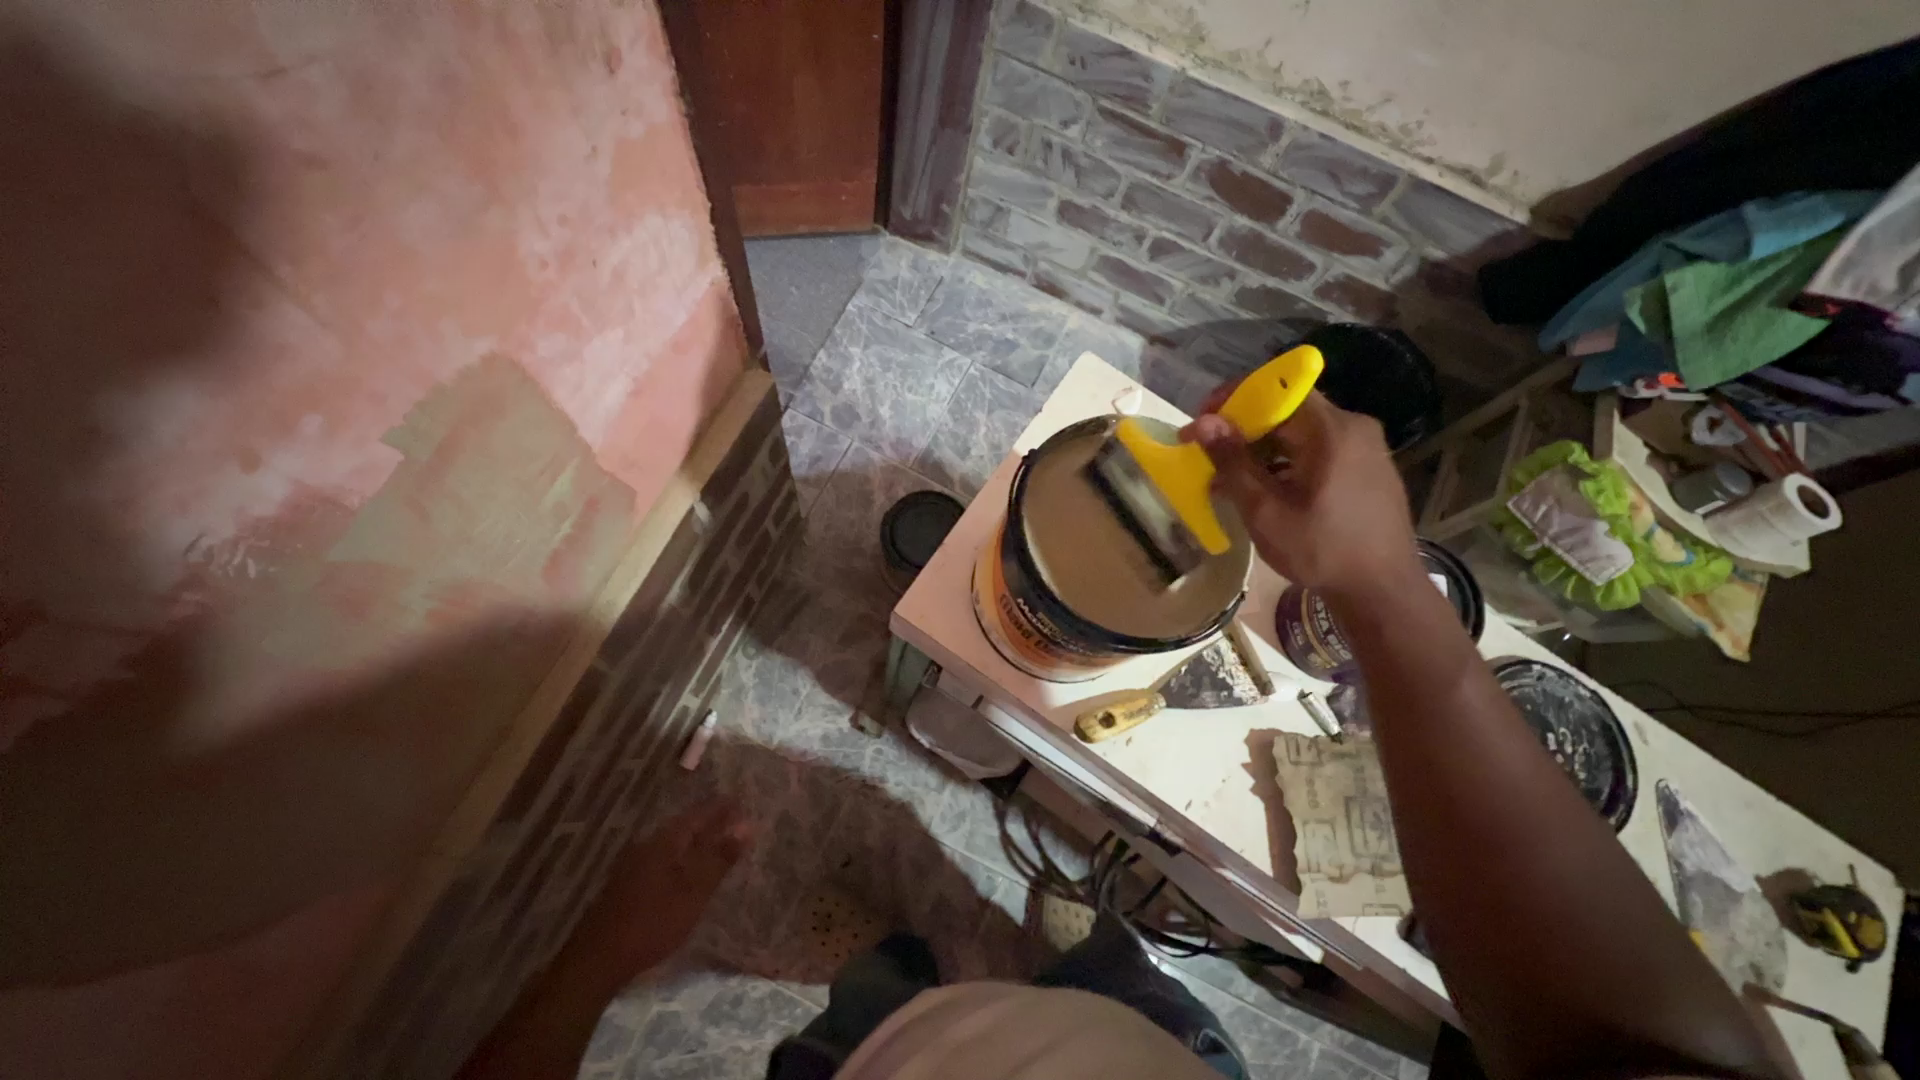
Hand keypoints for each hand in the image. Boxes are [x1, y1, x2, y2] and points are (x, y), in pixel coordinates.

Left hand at [567, 798, 754, 980]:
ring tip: (717, 841)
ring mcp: (634, 865)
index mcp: (664, 842)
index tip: (741, 801)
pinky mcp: (628, 884)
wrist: (598, 959)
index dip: (720, 808)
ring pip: (672, 844)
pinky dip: (682, 858)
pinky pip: (663, 859)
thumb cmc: (652, 922)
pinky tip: (687, 869)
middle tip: (734, 818)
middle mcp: (647, 846)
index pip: (698, 815)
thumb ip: (719, 859)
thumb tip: (746, 826)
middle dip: (709, 822)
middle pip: (684, 827)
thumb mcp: (693, 892)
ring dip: (695, 841)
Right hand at [1181, 390, 1422, 601]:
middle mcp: (1353, 428)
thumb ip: (1233, 463)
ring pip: (1300, 432)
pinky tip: (1263, 490)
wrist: (1383, 591)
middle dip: (1243, 428)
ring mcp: (1364, 448)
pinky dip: (1285, 462)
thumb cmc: (1322, 550)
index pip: (1276, 389)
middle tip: (1208, 455)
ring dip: (1261, 448)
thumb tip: (1203, 423)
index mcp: (1331, 430)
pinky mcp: (1367, 469)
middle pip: (1288, 410)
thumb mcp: (1266, 511)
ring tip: (1228, 479)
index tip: (1201, 424)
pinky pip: (1317, 451)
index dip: (1233, 400)